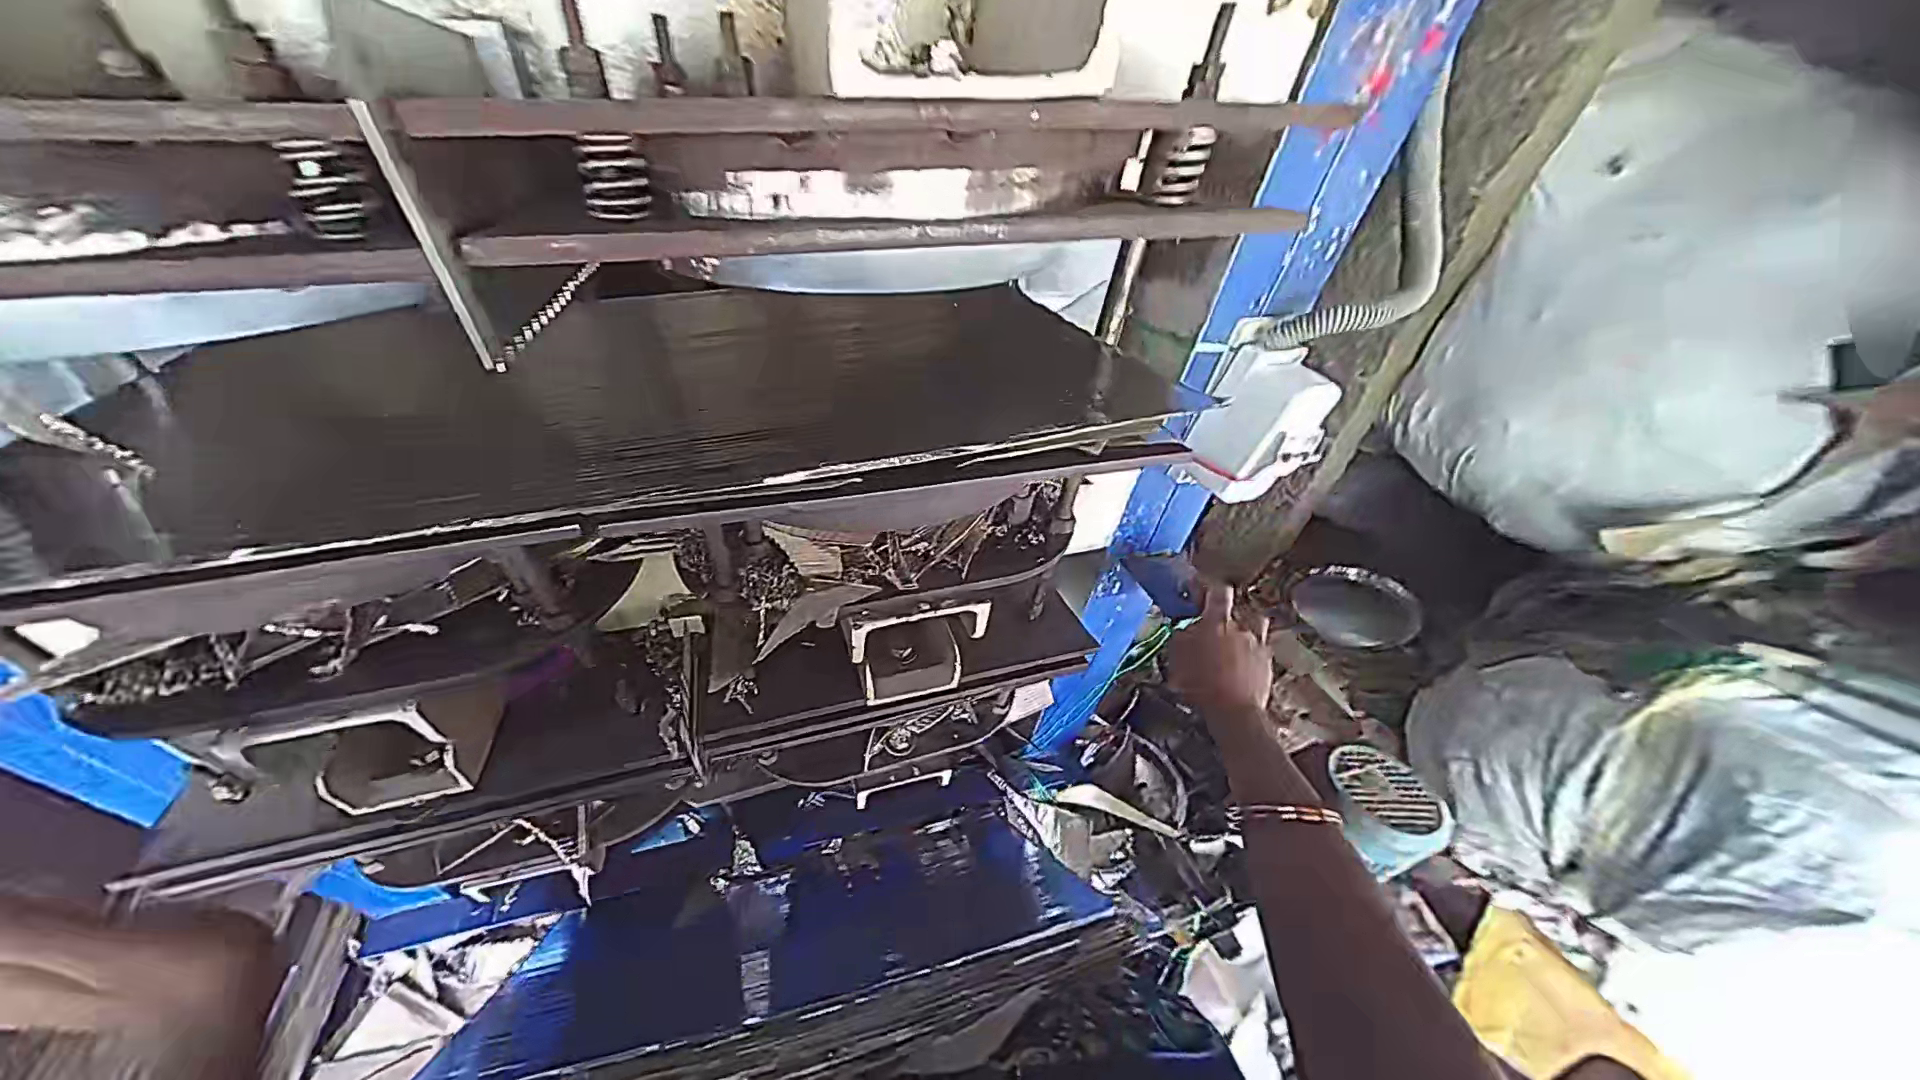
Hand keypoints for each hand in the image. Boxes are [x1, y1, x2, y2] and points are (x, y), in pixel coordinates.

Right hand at [1168, 580, 1272, 717]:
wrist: (1234, 712)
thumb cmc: (1200, 683)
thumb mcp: (1177, 657)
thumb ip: (1182, 636)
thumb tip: (1186, 628)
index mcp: (1217, 622)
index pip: (1218, 592)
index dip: (1208, 588)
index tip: (1199, 591)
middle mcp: (1242, 628)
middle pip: (1238, 611)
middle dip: (1225, 616)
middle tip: (1213, 626)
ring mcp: (1259, 645)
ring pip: (1253, 628)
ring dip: (1244, 632)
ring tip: (1232, 645)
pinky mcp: (1268, 664)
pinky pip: (1259, 650)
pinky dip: (1250, 654)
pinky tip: (1239, 667)